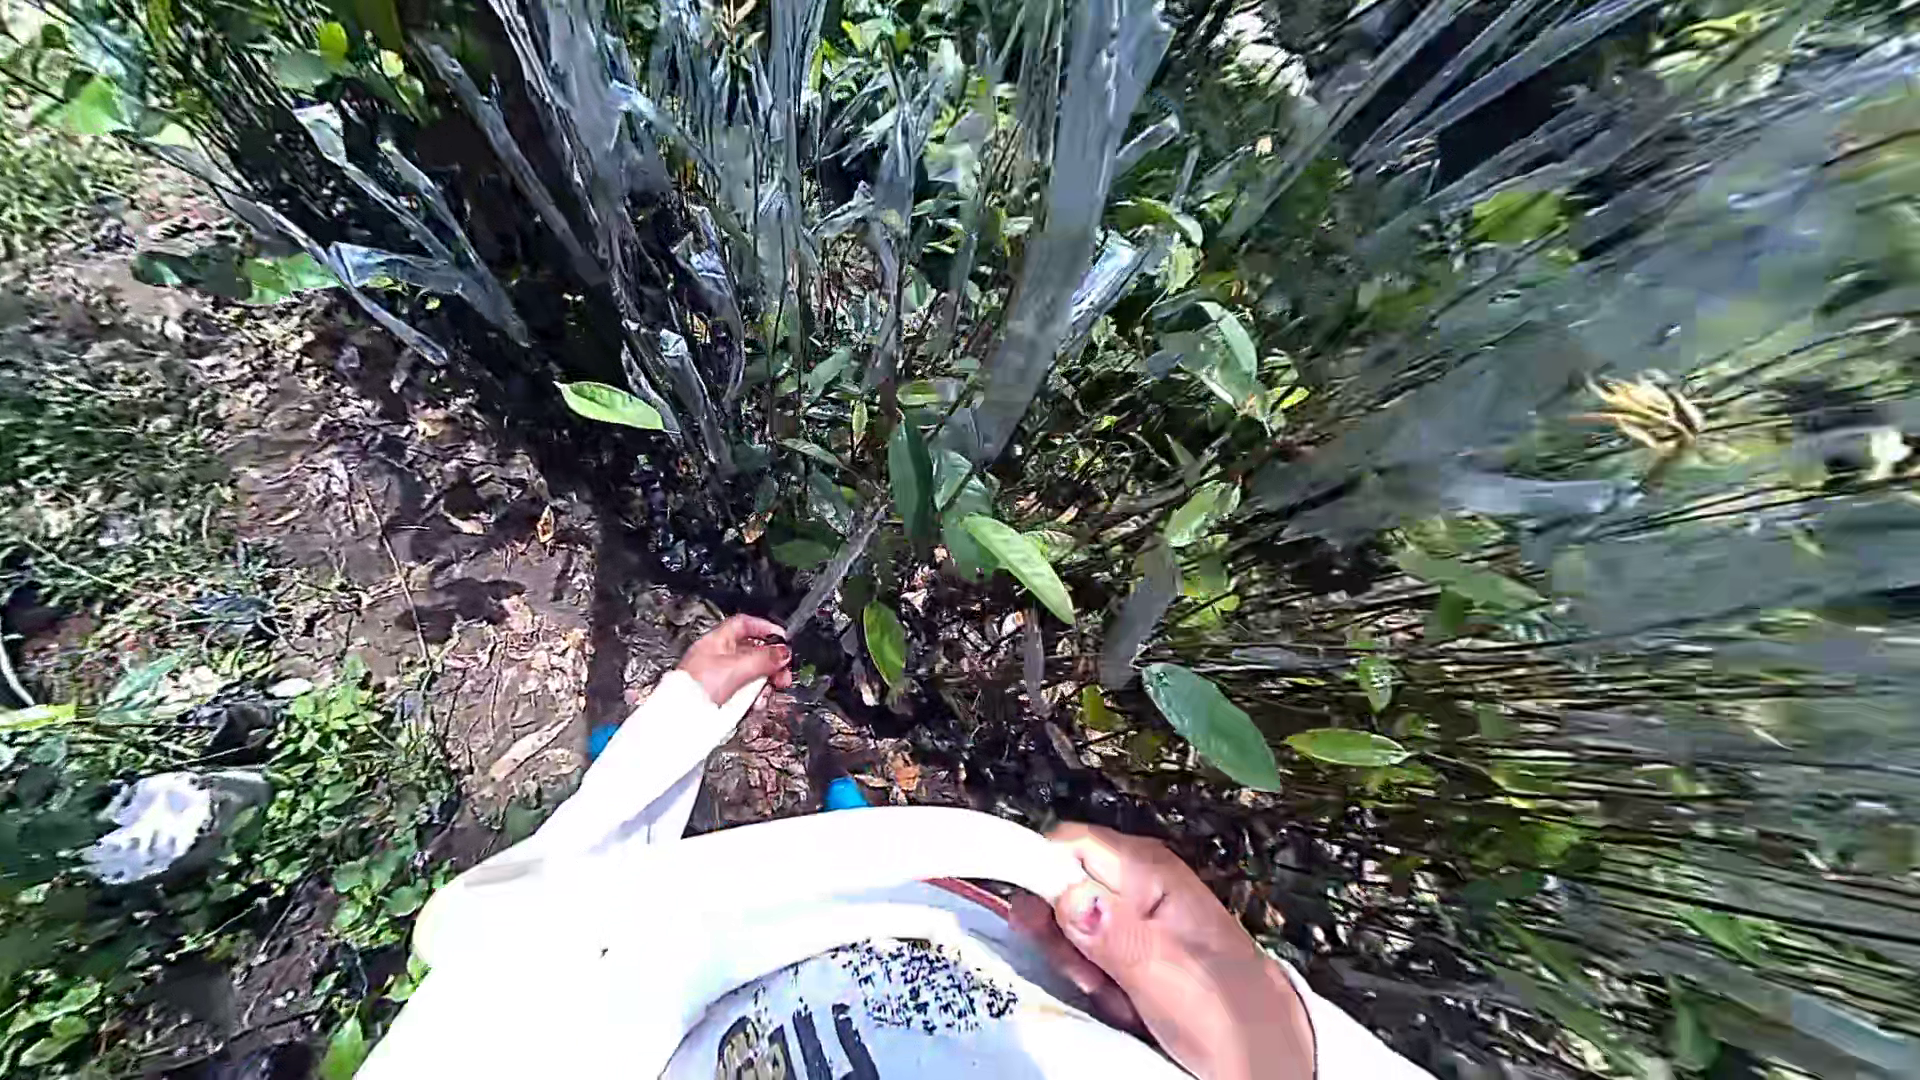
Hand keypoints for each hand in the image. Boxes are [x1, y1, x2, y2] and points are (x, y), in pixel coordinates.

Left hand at [676, 615, 792, 704]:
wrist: (680, 720)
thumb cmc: (697, 689)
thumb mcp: (738, 667)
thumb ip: (765, 657)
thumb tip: (784, 652)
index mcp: (716, 641)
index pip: (744, 624)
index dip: (765, 628)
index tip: (782, 639)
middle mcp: (717, 657)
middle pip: (753, 651)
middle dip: (772, 661)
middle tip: (784, 671)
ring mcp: (720, 677)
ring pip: (752, 673)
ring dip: (766, 680)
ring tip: (774, 688)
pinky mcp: (722, 697)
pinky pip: (746, 691)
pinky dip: (756, 695)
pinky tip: (758, 702)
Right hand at [1008, 823, 1314, 1079]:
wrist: (1272, 1063)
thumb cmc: (1230, 1019)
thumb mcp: (1173, 982)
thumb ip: (1119, 937)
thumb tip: (1068, 895)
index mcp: (1146, 867)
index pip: (1068, 844)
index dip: (1044, 876)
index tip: (1044, 926)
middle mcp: (1134, 878)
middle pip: (1062, 882)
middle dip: (1063, 933)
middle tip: (1092, 979)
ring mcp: (1131, 909)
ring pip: (1069, 920)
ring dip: (1077, 962)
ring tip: (1114, 997)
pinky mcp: (1128, 940)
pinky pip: (1085, 948)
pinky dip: (1091, 977)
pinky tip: (1119, 1002)